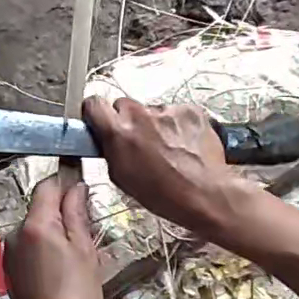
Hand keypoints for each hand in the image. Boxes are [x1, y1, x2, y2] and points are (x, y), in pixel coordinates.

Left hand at [5, 169, 102, 298]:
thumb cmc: (78, 298)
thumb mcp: (85, 252)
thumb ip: (77, 215)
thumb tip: (75, 186)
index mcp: (33, 225)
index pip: (47, 185)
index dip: (67, 181)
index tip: (88, 187)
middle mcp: (15, 235)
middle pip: (41, 208)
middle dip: (65, 211)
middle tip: (92, 231)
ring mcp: (11, 256)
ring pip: (38, 229)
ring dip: (59, 232)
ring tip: (84, 256)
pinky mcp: (13, 274)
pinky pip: (33, 249)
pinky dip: (50, 250)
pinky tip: (68, 272)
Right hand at [83, 97, 243, 238]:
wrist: (204, 194)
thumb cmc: (165, 194)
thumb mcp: (122, 178)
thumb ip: (110, 149)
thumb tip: (106, 139)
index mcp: (119, 132)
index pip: (94, 104)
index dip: (96, 112)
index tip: (100, 119)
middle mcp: (141, 116)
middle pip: (125, 106)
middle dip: (129, 121)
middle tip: (139, 142)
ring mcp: (168, 110)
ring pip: (153, 111)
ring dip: (156, 125)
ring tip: (168, 150)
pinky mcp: (189, 110)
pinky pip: (176, 113)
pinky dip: (178, 126)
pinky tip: (183, 146)